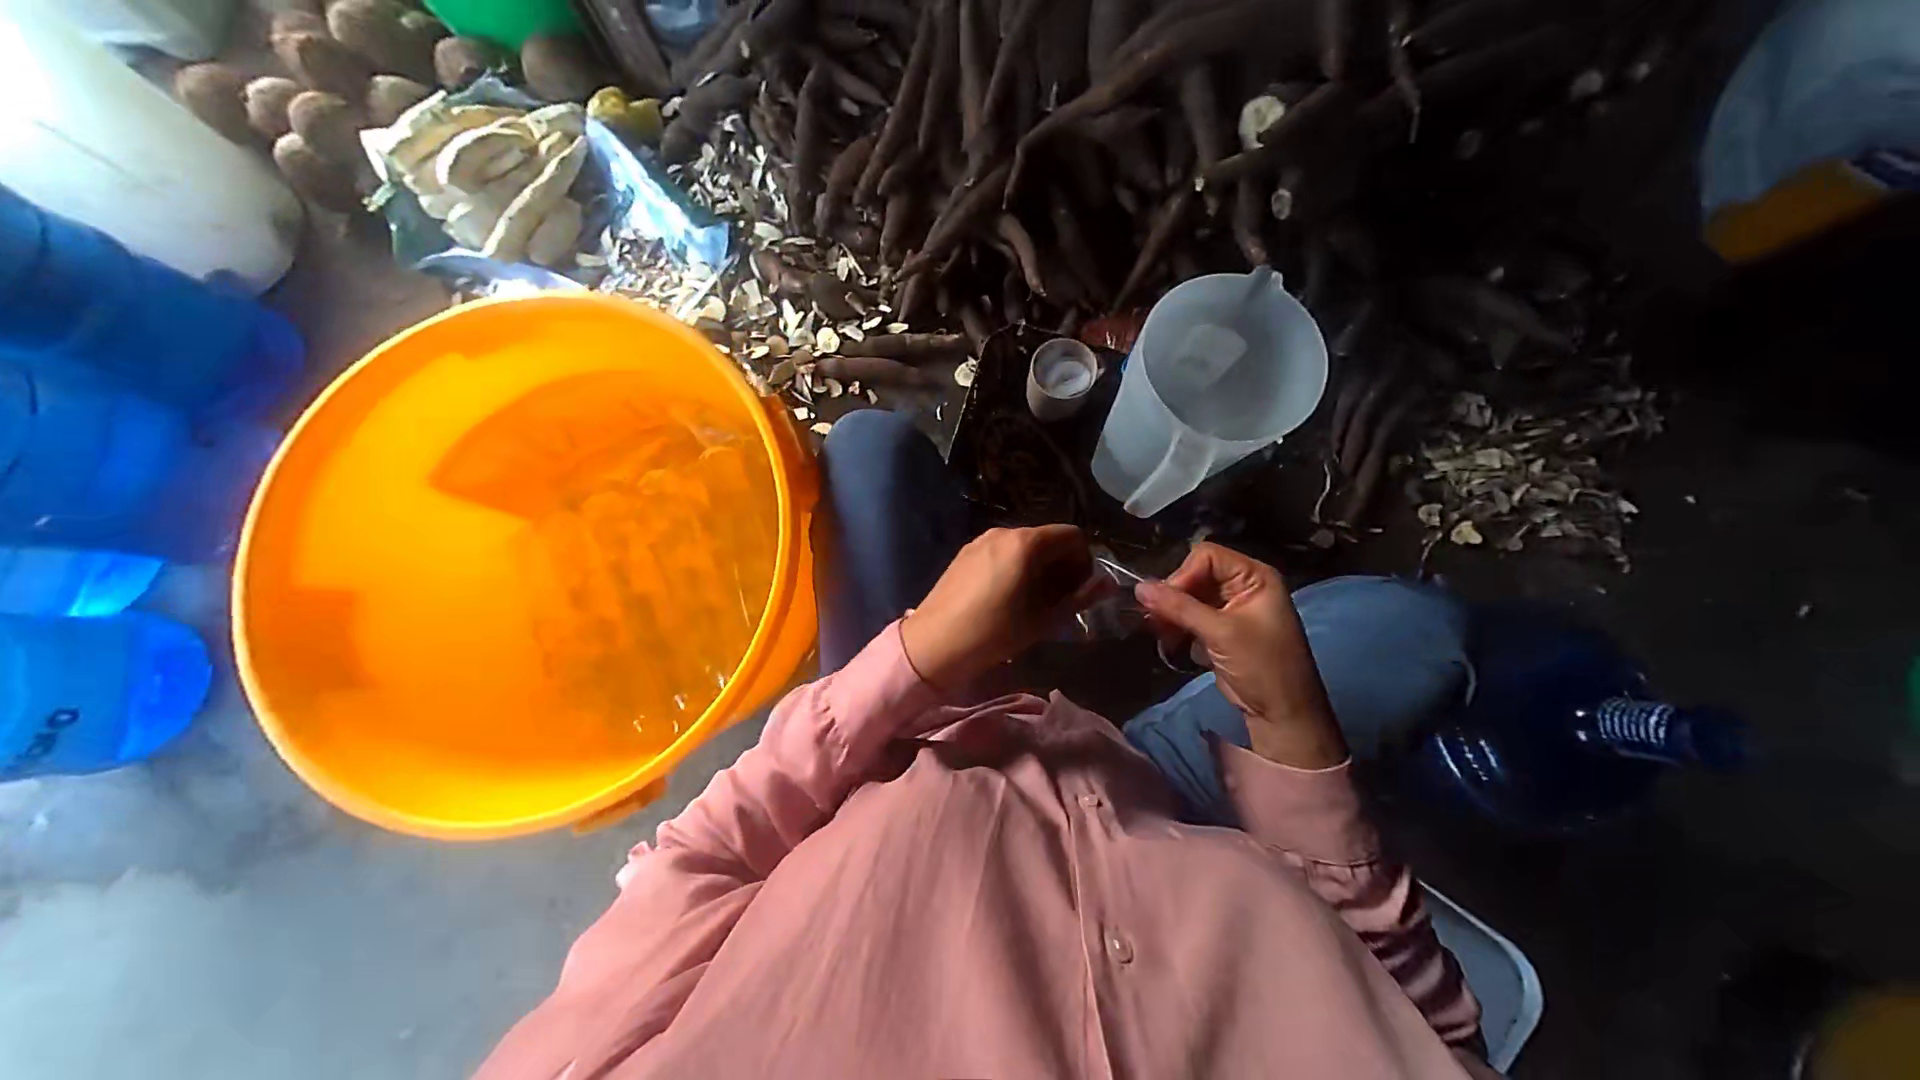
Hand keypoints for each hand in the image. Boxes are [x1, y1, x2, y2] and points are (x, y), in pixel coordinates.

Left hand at [900, 525, 1101, 691]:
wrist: (932, 645)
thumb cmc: (992, 634)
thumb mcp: (1042, 621)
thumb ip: (1078, 598)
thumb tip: (1107, 584)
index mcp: (1025, 543)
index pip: (1072, 536)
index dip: (1083, 562)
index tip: (1076, 592)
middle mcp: (1003, 532)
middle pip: (1048, 538)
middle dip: (1061, 565)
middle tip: (1057, 601)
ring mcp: (980, 540)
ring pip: (1025, 546)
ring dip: (1038, 567)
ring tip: (1030, 603)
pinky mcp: (965, 553)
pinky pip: (1002, 551)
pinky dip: (1015, 567)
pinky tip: (1005, 598)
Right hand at [1133, 543, 1347, 769]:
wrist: (1282, 714)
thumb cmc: (1262, 667)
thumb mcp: (1221, 633)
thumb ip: (1180, 608)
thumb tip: (1139, 588)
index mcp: (1255, 577)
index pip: (1207, 557)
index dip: (1184, 575)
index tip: (1167, 601)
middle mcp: (1243, 586)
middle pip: (1194, 575)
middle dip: (1173, 596)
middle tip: (1156, 620)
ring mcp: (1230, 608)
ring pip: (1188, 596)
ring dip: (1171, 613)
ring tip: (1160, 633)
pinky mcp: (1220, 629)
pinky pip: (1190, 615)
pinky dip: (1176, 625)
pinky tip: (1168, 640)